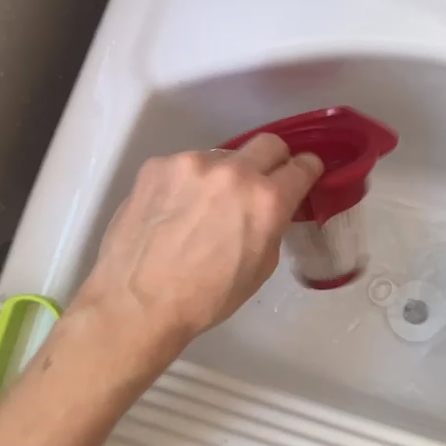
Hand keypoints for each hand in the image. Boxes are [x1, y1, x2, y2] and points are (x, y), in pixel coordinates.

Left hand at [74, 134, 321, 350]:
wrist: (137, 302)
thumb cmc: (207, 298)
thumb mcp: (260, 267)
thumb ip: (272, 226)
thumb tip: (270, 209)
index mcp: (266, 200)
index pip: (301, 167)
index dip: (308, 169)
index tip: (305, 172)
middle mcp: (233, 172)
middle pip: (268, 143)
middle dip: (273, 160)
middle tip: (263, 182)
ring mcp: (191, 163)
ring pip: (223, 157)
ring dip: (225, 176)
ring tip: (206, 209)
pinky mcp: (157, 165)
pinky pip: (186, 166)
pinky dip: (189, 184)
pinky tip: (175, 212)